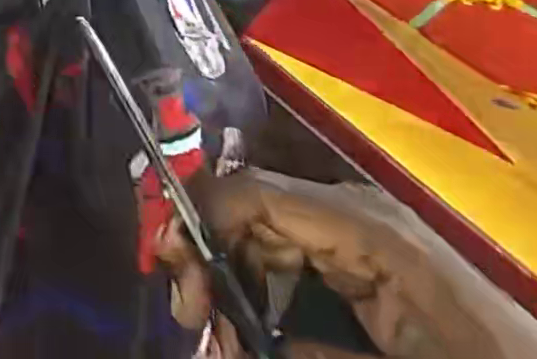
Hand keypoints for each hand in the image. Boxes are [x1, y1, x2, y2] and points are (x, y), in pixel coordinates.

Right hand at [160, 171, 536, 358]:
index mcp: (366, 227)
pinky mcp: (368, 261)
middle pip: (251, 210)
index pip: (254, 192)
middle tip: (187, 312)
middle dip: (209, 254)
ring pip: (264, 236)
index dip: (199, 218)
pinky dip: (262, 289)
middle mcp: (355, 214)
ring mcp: (362, 235)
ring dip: (230, 276)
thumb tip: (234, 327)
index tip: (169, 268)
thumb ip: (312, 348)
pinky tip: (251, 326)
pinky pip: (293, 259)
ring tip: (218, 330)